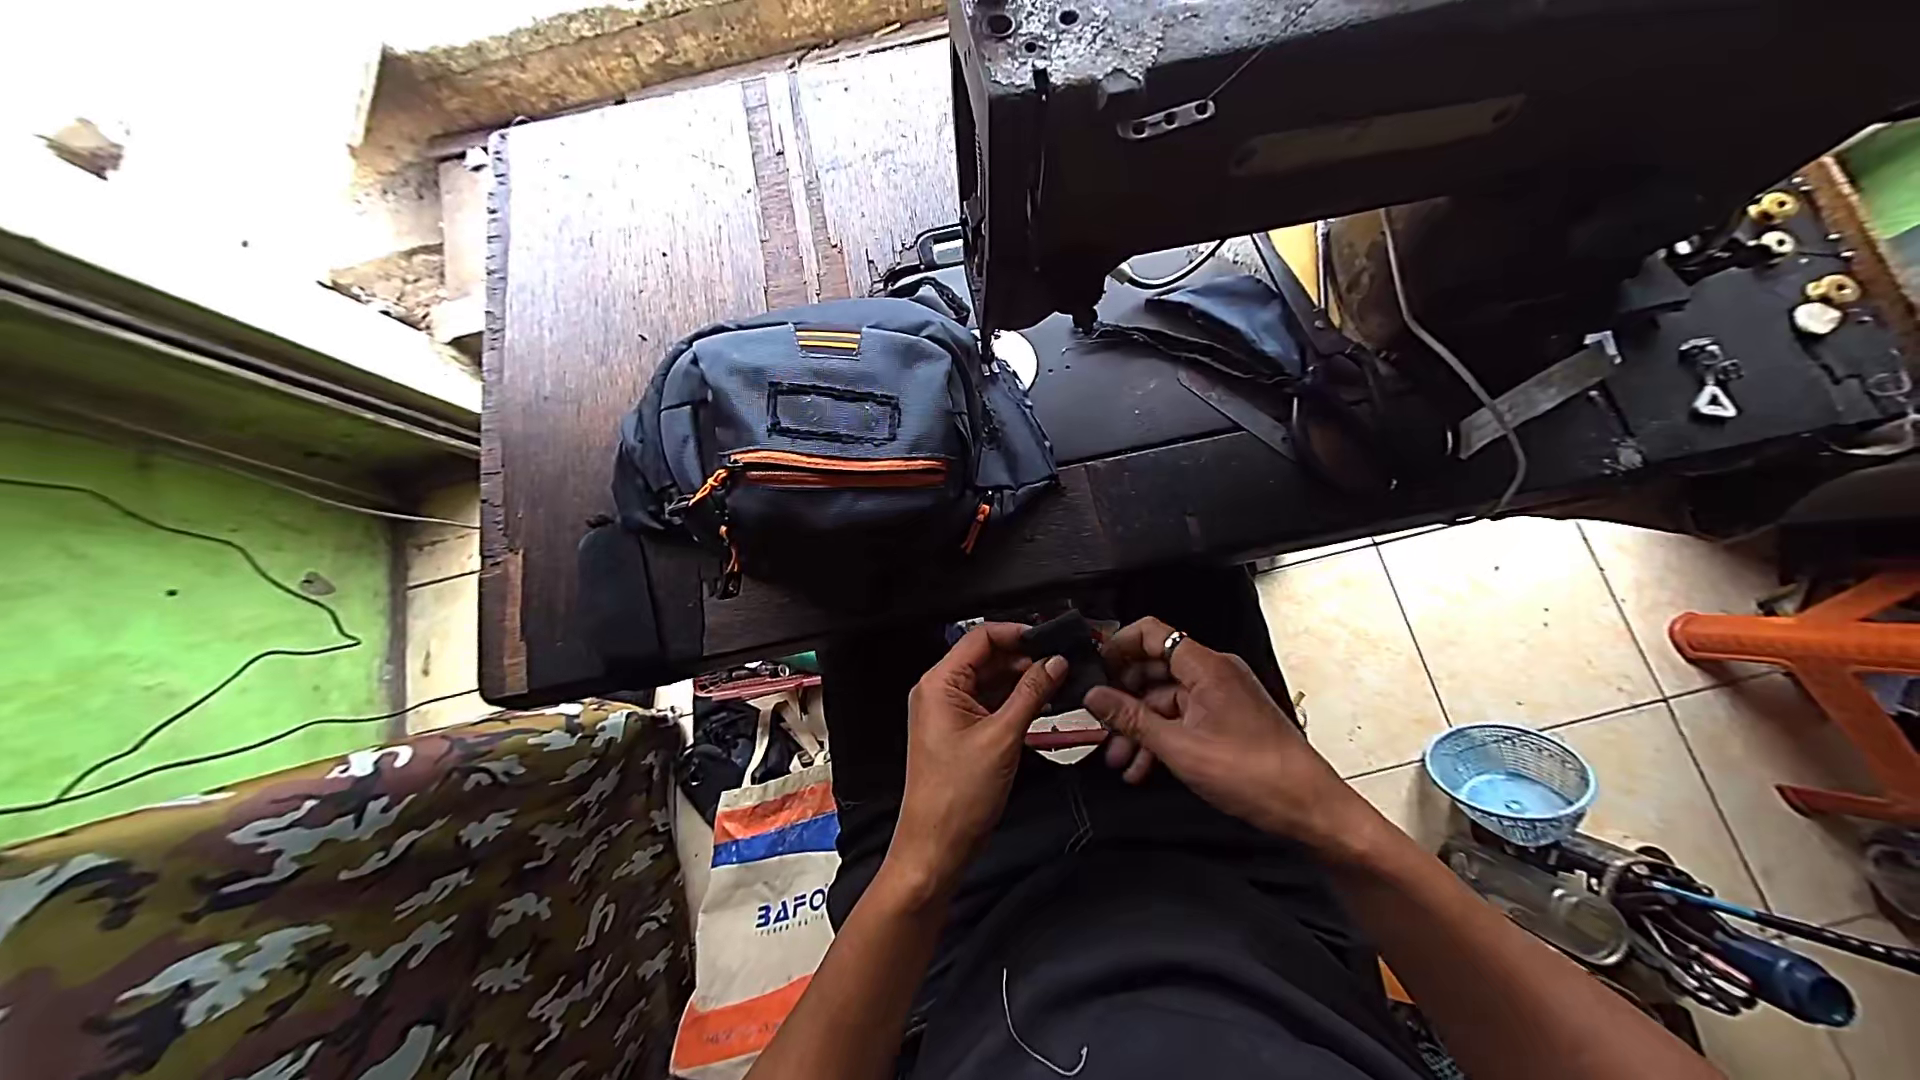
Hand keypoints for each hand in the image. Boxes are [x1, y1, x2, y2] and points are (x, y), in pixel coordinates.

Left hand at [883, 624, 1066, 897]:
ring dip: (1024, 682)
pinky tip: (1043, 706)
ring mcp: (950, 712)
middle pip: (988, 657)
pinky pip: (992, 704)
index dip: (1016, 633)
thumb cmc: (953, 799)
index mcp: (939, 684)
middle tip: (1061, 664)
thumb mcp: (1002, 737)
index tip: (1048, 638)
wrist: (938, 846)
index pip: (980, 637)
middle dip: (1025, 659)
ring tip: (1058, 685)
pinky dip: (1017, 703)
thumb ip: (1031, 693)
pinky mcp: (962, 731)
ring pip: (993, 681)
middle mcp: (940, 693)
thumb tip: (1053, 663)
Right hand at [1082, 617, 1380, 856]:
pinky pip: (1181, 718)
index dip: (1119, 646)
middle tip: (1102, 721)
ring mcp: (1220, 696)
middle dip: (1123, 699)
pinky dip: (1160, 738)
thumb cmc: (1259, 774)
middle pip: (1153, 669)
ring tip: (1121, 757)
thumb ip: (1131, 718)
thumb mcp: (1178, 746)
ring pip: (1164, 700)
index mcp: (1206, 666)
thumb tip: (1097, 697)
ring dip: (1139, 727)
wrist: (1308, 808)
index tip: (1096, 667)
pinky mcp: (1225, 719)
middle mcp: (1214, 674)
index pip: (1152, 633)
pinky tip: (1144, 765)